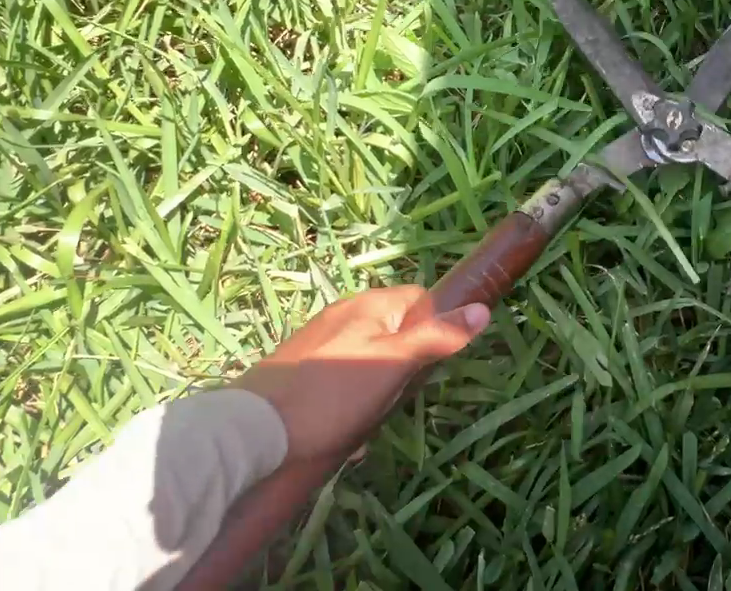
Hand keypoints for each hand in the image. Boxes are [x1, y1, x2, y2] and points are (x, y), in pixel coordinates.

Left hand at [231, 286, 489, 460]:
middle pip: (396, 330)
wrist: (248, 430)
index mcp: (372, 304)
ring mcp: (319, 338)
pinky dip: (348, 399)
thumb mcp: (393, 366)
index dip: (433, 330)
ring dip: (376, 389)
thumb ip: (438, 337)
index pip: (422, 300)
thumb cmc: (331, 394)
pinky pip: (341, 375)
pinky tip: (340, 430)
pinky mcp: (298, 365)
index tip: (425, 366)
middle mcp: (346, 311)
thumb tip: (482, 309)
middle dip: (402, 367)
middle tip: (394, 400)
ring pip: (369, 356)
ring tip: (364, 423)